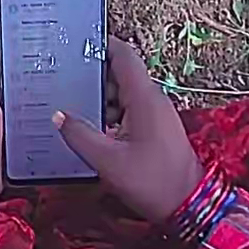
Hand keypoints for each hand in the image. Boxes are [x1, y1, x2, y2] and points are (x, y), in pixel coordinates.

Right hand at [53, 38, 203, 221]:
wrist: (190, 207)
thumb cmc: (152, 181)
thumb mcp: (107, 160)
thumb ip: (80, 135)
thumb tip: (58, 115)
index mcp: (144, 98)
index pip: (123, 55)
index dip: (100, 43)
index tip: (74, 42)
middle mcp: (152, 100)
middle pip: (119, 73)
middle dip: (91, 73)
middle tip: (62, 75)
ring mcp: (156, 113)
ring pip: (123, 92)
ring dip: (99, 96)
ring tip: (70, 101)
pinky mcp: (155, 127)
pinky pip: (128, 108)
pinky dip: (109, 111)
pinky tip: (90, 124)